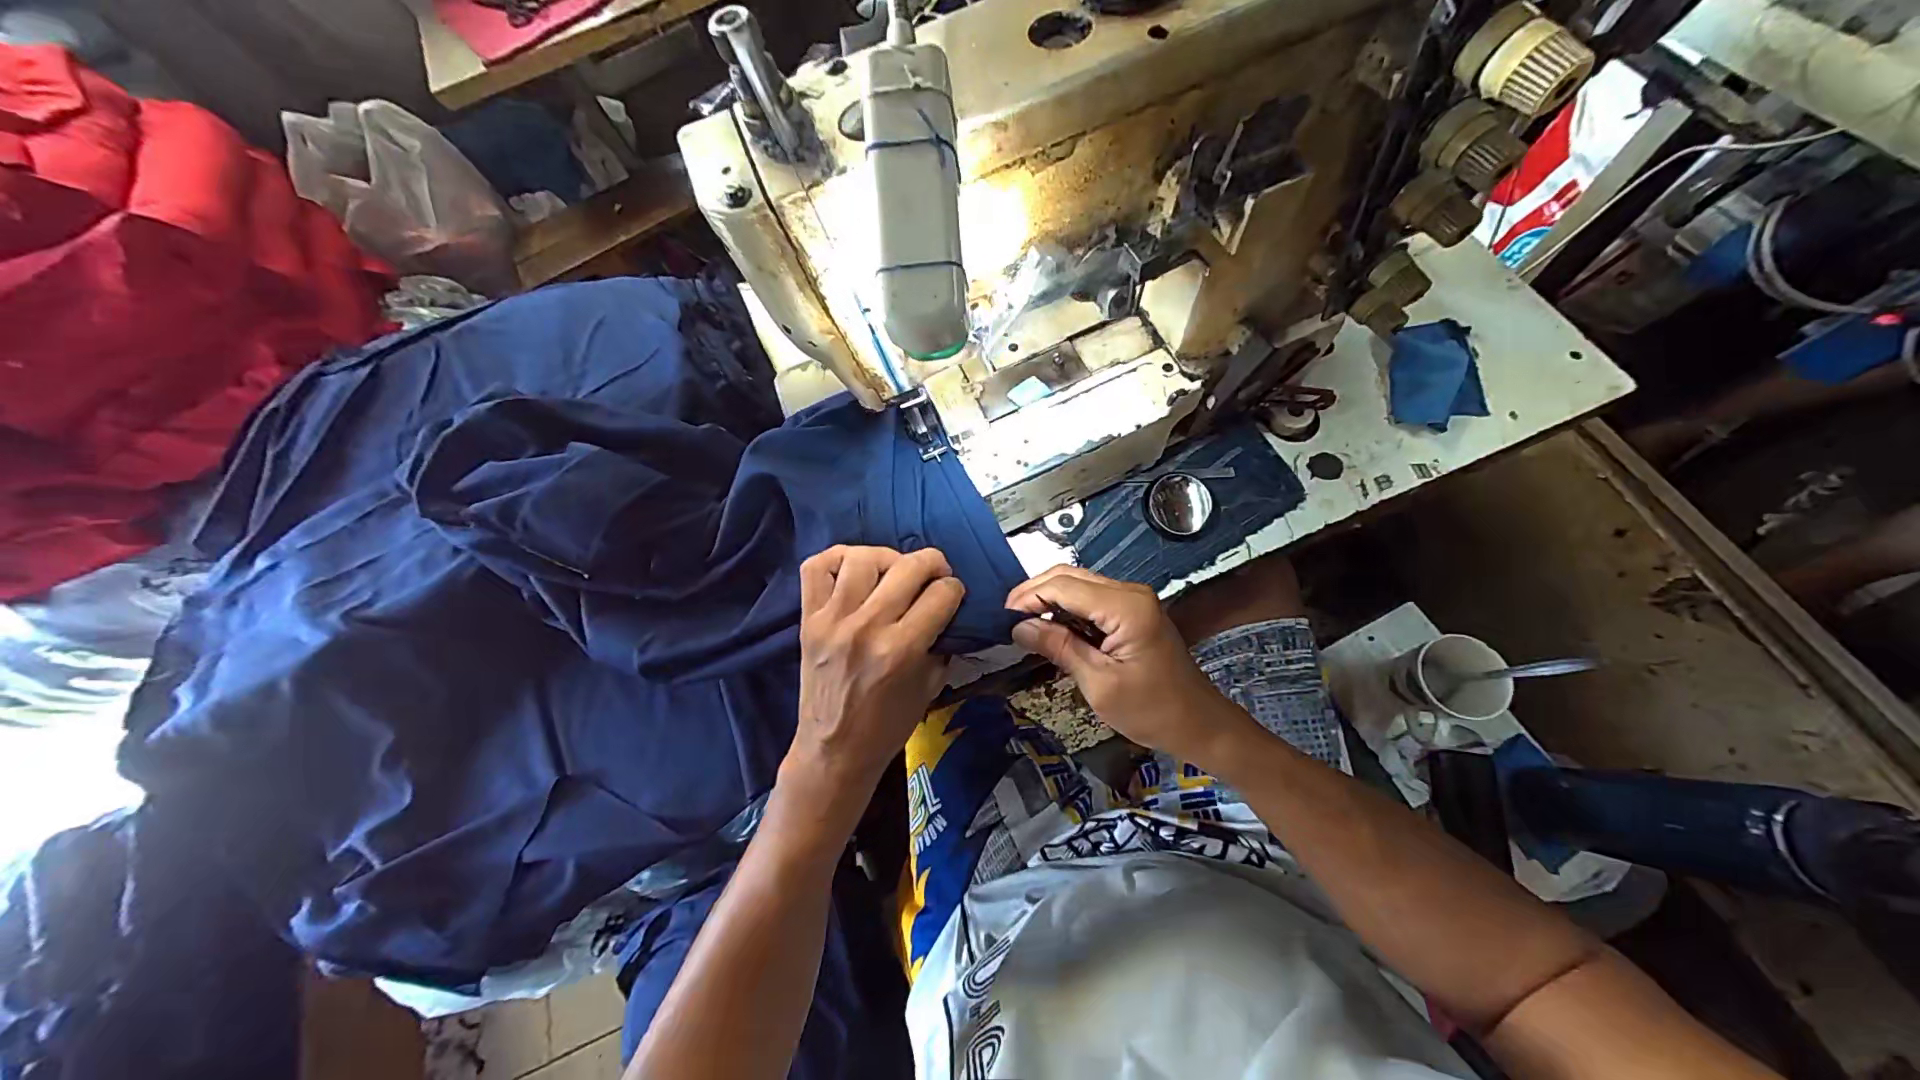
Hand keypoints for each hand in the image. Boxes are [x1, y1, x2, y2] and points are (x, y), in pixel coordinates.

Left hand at [785, 546, 965, 805]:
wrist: (834, 750)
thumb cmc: (888, 725)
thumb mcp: (930, 686)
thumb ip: (941, 641)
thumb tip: (948, 606)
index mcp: (902, 650)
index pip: (942, 593)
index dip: (955, 589)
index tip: (952, 595)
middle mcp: (866, 628)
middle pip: (908, 566)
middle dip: (933, 563)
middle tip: (934, 575)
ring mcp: (832, 620)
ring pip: (863, 558)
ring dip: (888, 558)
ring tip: (893, 572)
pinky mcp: (807, 619)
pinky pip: (816, 567)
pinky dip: (838, 558)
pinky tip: (855, 570)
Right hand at [1007, 565, 1258, 769]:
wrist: (1199, 723)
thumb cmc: (1152, 710)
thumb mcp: (1099, 684)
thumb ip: (1059, 647)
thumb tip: (1019, 627)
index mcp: (1125, 607)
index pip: (1064, 586)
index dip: (1029, 598)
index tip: (1002, 618)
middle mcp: (1130, 592)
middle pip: (1070, 576)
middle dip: (1034, 592)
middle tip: (1007, 618)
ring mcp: (1133, 599)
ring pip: (1078, 584)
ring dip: (1048, 598)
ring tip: (1022, 622)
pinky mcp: (1133, 611)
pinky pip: (1091, 598)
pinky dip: (1066, 607)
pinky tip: (1049, 625)